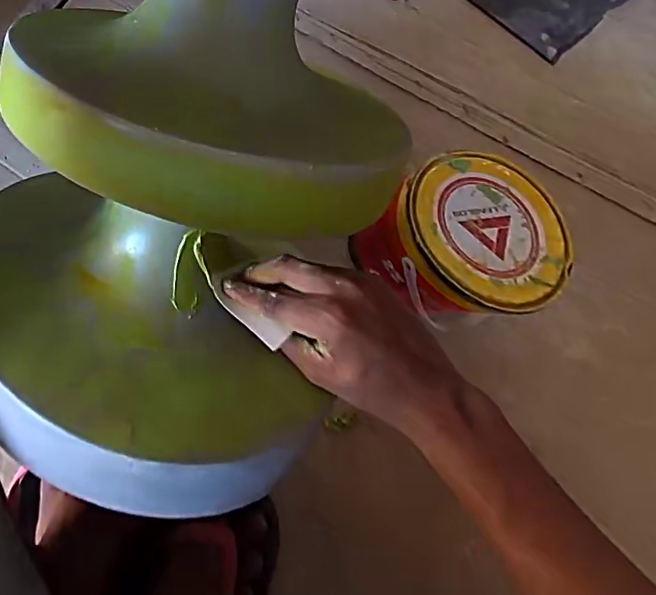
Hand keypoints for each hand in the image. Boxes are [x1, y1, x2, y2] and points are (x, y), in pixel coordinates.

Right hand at [223, 256, 469, 438]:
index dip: (246, 293)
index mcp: (325, 317)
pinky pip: (329, 270)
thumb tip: (264, 320)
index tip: (226, 286)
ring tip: (266, 277)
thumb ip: (289, 341)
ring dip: (283, 270)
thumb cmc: (372, 391)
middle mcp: (339, 290)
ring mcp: (357, 280)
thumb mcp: (320, 374)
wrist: (429, 389)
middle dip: (260, 271)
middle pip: (286, 268)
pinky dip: (308, 274)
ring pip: (307, 265)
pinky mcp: (370, 279)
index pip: (273, 300)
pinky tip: (302, 284)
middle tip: (242, 275)